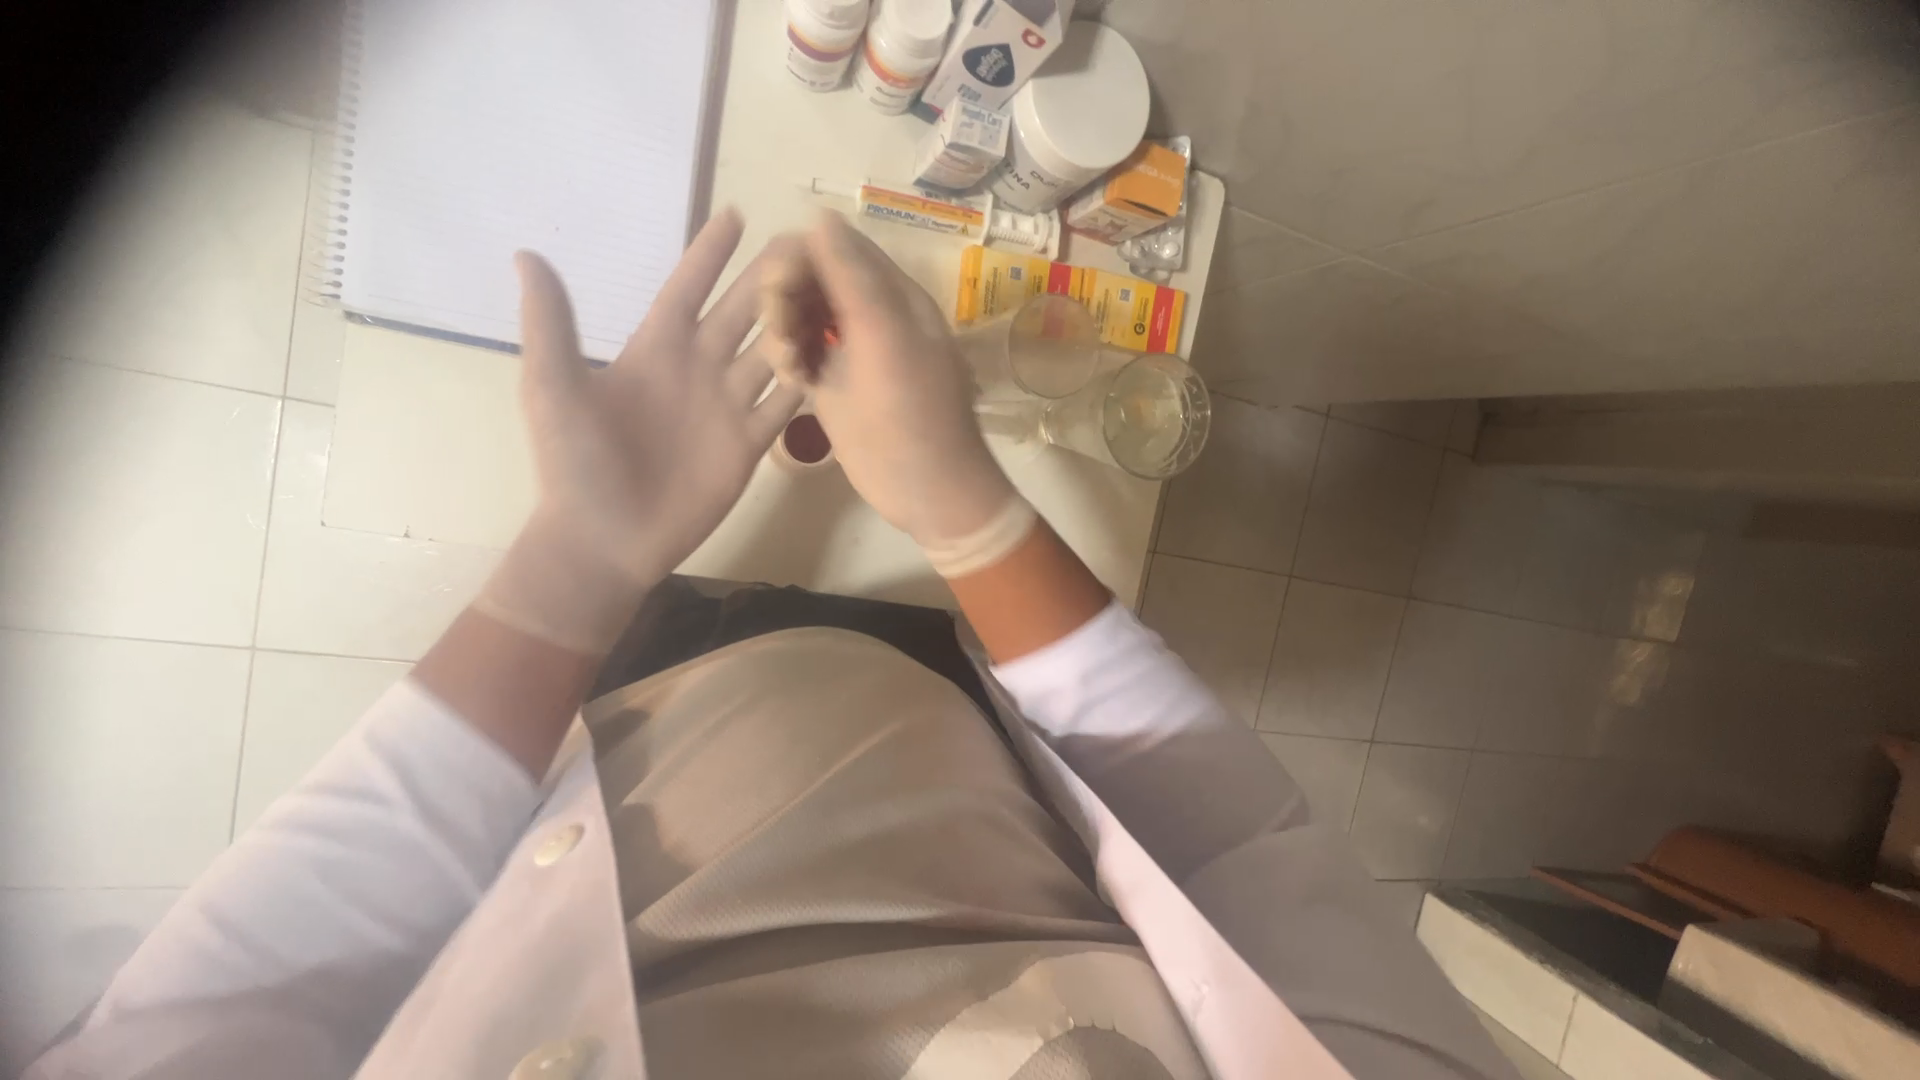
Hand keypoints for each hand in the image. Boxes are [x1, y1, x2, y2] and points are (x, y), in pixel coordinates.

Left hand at [474, 210, 802, 653]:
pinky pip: (784, 406)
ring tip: (833, 293)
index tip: (736, 214)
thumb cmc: (575, 464)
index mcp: (653, 349)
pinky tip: (835, 358)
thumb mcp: (552, 388)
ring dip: (799, 323)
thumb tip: (528, 254)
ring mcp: (727, 407)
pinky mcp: (748, 445)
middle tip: (806, 245)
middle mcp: (697, 369)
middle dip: (772, 279)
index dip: (709, 254)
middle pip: (743, 313)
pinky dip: (807, 382)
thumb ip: (552, 325)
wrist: (606, 538)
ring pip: (772, 353)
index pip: (688, 289)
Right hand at [770, 212, 1032, 576]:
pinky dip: (788, 358)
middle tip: (782, 337)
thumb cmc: (913, 419)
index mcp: (893, 297)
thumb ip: (855, 280)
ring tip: (789, 366)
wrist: (928, 492)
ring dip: (782, 329)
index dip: (800, 257)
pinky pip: (799, 351)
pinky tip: (791, 380)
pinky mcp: (833, 384)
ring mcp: (850, 350)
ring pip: (800, 314)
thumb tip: (820, 218)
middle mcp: (870, 315)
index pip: (837, 247)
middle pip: (812, 277)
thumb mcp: (886, 342)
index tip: (777, 289)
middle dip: (785, 296)